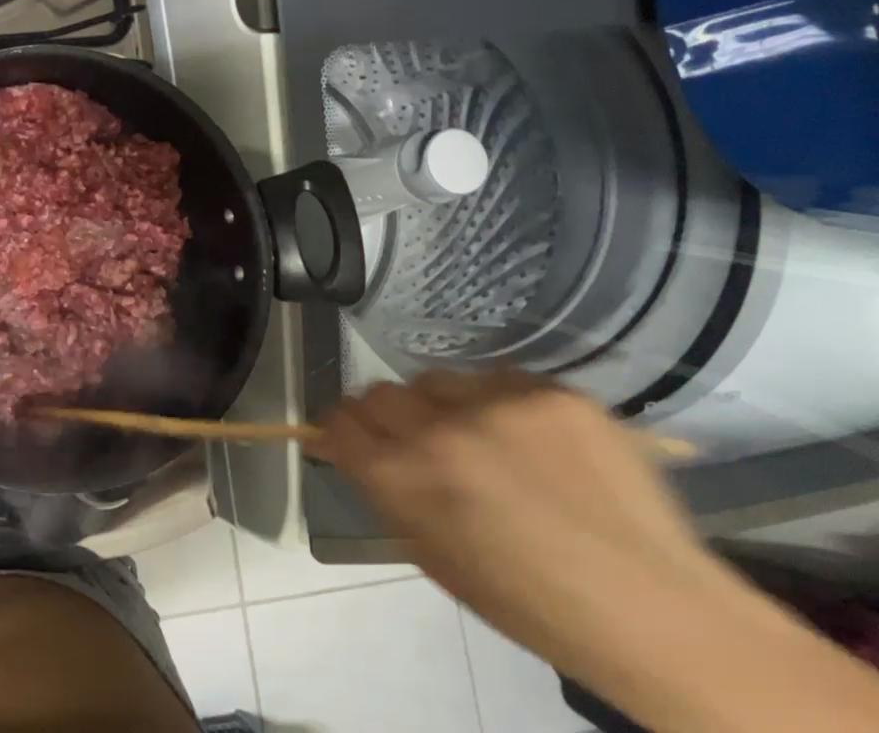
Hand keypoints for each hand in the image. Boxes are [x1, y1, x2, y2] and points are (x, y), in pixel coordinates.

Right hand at [310, 372, 726, 659]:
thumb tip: (359, 452)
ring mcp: (500, 406)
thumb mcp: (429, 553)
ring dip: (441, 406)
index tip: (349, 441)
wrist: (651, 610)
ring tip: (478, 439)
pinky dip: (498, 404)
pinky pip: (499, 380)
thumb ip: (388, 491)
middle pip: (379, 393)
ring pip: (436, 380)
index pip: (338, 421)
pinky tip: (527, 440)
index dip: (338, 431)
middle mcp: (439, 430)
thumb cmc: (527, 602)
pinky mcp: (555, 394)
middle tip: (411, 442)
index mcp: (400, 477)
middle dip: (385, 418)